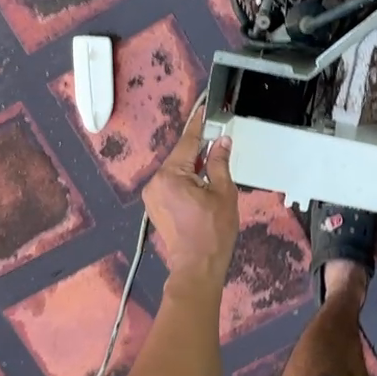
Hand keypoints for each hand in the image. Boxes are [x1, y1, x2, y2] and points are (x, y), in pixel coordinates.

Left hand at [144, 107, 238, 288]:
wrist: (197, 266)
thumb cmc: (214, 231)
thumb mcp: (223, 192)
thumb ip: (219, 163)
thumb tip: (221, 142)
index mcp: (170, 175)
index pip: (187, 143)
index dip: (198, 125)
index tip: (204, 109)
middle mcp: (155, 182)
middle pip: (181, 157)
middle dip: (200, 150)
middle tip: (219, 142)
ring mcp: (152, 196)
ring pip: (176, 171)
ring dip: (194, 167)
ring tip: (214, 167)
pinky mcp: (155, 207)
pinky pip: (172, 184)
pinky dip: (187, 180)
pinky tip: (203, 184)